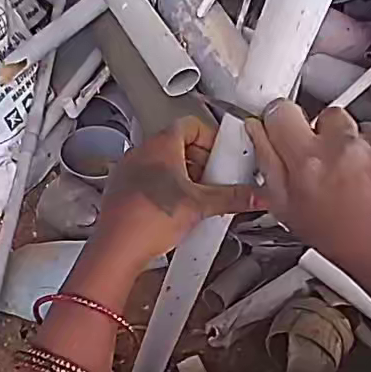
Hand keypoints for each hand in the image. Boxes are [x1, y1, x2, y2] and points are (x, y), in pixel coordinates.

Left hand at [94, 116, 261, 262]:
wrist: (118, 247)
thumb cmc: (148, 220)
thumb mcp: (201, 206)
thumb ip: (233, 197)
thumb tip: (252, 196)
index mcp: (160, 144)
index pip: (191, 124)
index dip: (212, 139)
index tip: (222, 156)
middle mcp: (140, 153)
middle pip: (178, 145)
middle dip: (200, 162)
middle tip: (213, 179)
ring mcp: (128, 171)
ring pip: (162, 164)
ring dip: (182, 177)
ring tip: (195, 198)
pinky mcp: (121, 191)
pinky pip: (147, 182)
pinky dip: (164, 191)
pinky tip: (174, 211)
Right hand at [246, 100, 370, 298]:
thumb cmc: (347, 243)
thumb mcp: (288, 212)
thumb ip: (268, 164)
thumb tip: (258, 132)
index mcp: (307, 162)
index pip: (281, 112)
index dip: (282, 121)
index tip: (286, 128)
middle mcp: (344, 147)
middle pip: (324, 115)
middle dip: (325, 136)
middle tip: (330, 167)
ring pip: (360, 125)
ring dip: (358, 145)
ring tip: (361, 179)